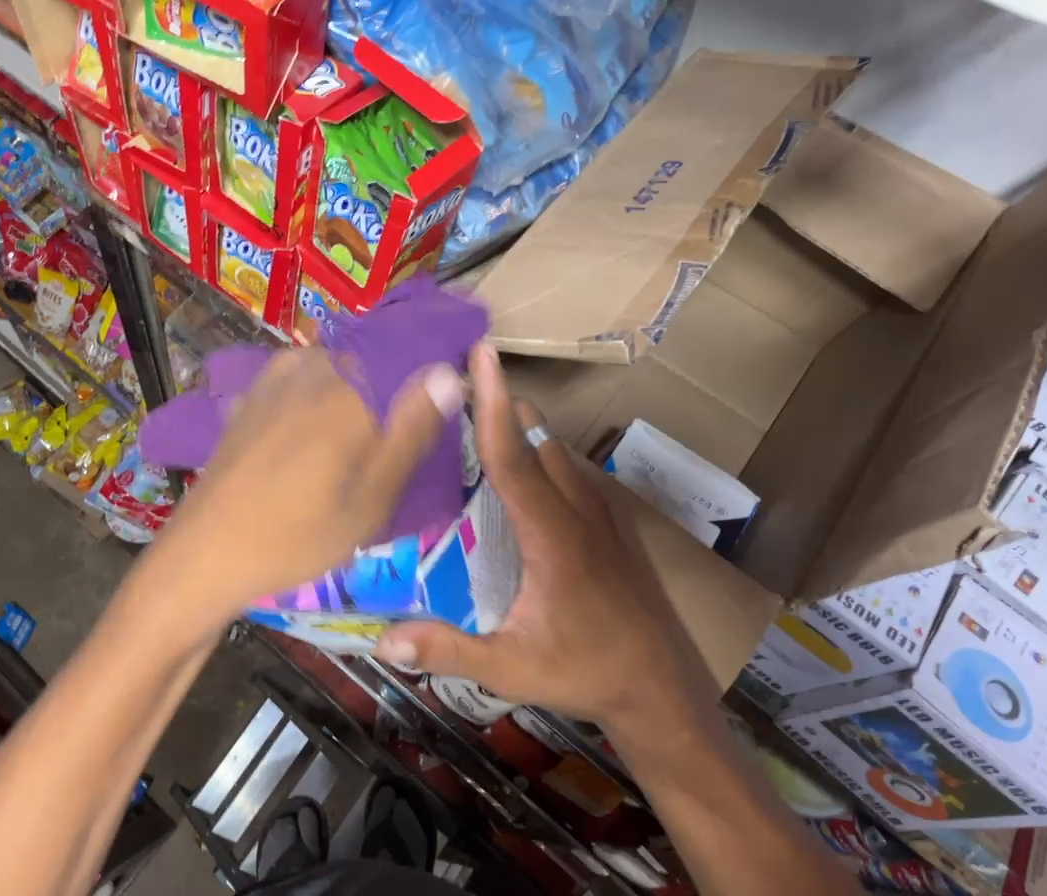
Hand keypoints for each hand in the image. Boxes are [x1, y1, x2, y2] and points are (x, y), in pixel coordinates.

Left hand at [147, 347, 463, 623]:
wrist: (207, 552)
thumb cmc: (297, 534)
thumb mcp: (371, 498)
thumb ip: (411, 431)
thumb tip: (448, 372)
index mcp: (347, 390)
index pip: (402, 362)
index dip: (417, 388)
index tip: (422, 422)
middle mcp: (310, 371)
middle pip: (365, 367)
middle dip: (379, 397)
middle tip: (381, 452)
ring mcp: (272, 382)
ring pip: (328, 374)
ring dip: (343, 399)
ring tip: (345, 451)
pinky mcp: (248, 399)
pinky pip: (295, 385)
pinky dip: (309, 402)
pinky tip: (305, 440)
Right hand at [376, 344, 710, 732]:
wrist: (663, 691)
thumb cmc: (585, 672)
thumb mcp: (511, 669)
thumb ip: (448, 651)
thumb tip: (382, 640)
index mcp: (550, 535)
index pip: (513, 456)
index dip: (492, 405)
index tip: (480, 355)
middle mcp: (578, 512)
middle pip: (537, 439)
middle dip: (500, 406)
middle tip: (453, 387)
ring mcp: (601, 518)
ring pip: (557, 453)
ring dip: (522, 431)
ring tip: (477, 422)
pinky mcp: (611, 529)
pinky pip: (571, 474)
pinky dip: (542, 456)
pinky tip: (522, 475)